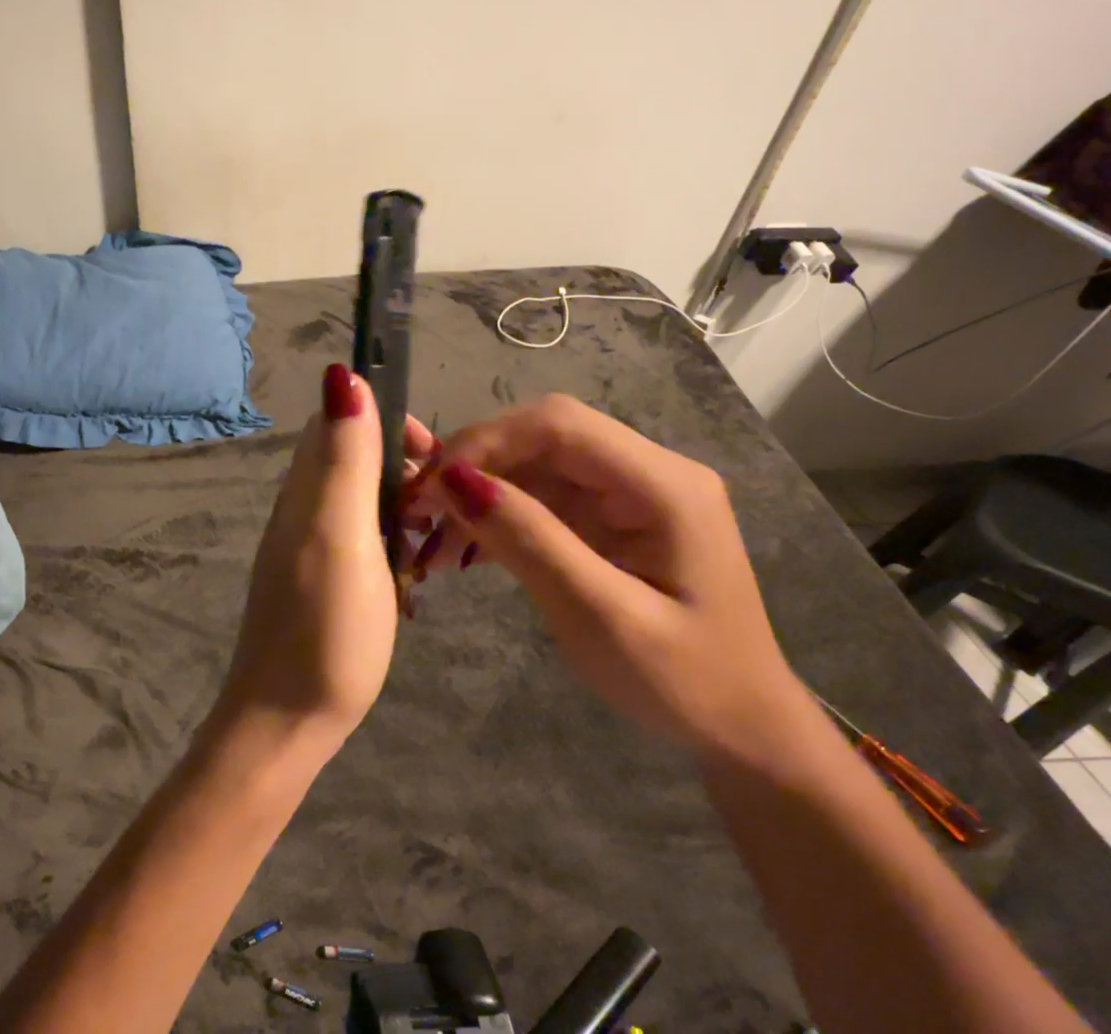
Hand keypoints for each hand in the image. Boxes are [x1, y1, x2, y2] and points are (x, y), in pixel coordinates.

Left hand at [221, 364, 417, 743]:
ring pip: (359, 504)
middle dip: (400, 469)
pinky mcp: (319, 586)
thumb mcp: (341, 535)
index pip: (334, 422)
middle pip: (349, 461)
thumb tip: (341, 373)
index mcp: (303, 492)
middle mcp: (299, 513)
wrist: (288, 719)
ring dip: (399, 512)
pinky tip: (409, 579)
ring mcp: (306, 552)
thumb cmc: (326, 630)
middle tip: (442, 507)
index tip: (435, 453)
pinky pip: (359, 545)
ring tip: (429, 545)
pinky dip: (390, 550)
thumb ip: (342, 458)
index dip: (384, 418)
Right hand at [401, 394, 807, 750]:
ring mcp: (630, 499)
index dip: (483, 443)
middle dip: (472, 467)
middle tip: (415, 513)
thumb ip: (528, 540)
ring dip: (477, 497)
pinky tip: (458, 554)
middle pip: (542, 439)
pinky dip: (495, 521)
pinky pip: (542, 503)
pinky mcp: (612, 525)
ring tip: (427, 542)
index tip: (427, 488)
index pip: (558, 424)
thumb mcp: (596, 613)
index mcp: (663, 486)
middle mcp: (649, 474)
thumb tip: (453, 480)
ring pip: (534, 469)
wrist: (739, 728)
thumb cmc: (679, 680)